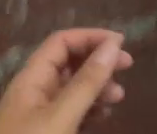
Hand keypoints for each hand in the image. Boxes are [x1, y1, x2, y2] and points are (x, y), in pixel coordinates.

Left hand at [0, 28, 134, 133]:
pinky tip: (103, 117)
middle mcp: (31, 94)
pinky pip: (69, 112)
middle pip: (68, 63)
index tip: (120, 46)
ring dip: (97, 86)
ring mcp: (35, 119)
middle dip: (98, 62)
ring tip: (119, 98)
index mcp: (30, 81)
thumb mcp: (61, 118)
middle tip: (127, 67)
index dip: (91, 38)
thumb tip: (114, 44)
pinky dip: (89, 109)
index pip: (61, 42)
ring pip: (71, 89)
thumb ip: (87, 81)